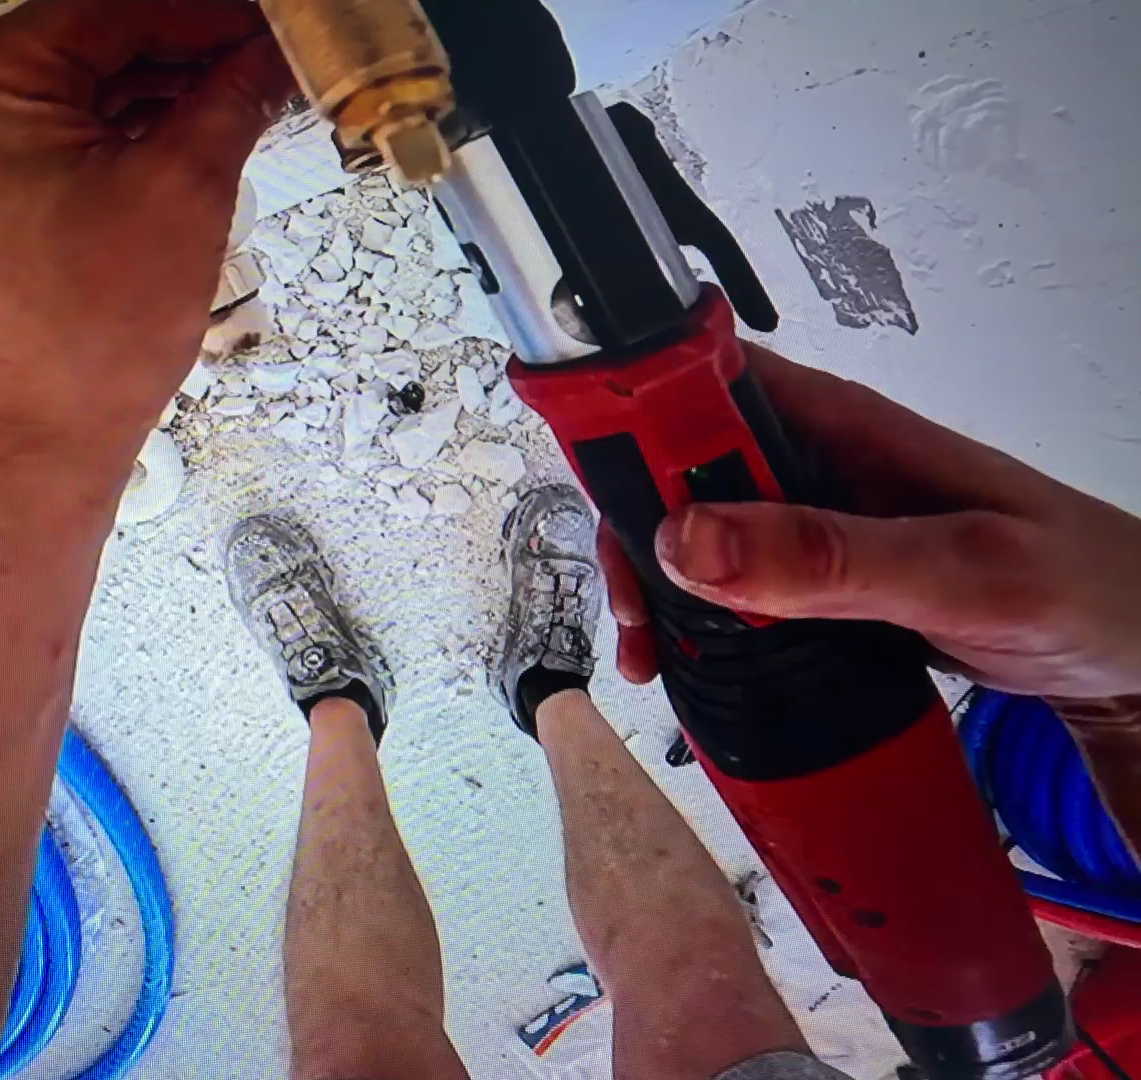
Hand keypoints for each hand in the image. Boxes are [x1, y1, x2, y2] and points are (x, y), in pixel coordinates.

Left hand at [0, 0, 292, 476]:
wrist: (45, 438)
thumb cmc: (87, 341)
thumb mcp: (180, 193)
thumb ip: (230, 97)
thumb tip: (270, 51)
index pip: (113, 6)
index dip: (206, 13)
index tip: (270, 19)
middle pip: (98, 41)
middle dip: (193, 51)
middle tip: (269, 59)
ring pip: (91, 91)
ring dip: (171, 93)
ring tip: (250, 96)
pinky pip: (77, 139)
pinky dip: (139, 135)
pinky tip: (201, 132)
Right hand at [600, 344, 1140, 701]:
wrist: (1131, 656)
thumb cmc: (1094, 592)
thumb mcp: (969, 570)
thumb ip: (829, 555)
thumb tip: (685, 539)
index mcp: (831, 426)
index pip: (698, 387)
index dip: (637, 419)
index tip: (615, 493)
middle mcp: (793, 465)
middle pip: (663, 468)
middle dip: (630, 531)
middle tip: (636, 600)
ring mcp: (784, 520)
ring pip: (671, 531)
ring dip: (643, 585)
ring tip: (650, 646)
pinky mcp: (783, 570)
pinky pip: (700, 579)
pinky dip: (672, 618)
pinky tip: (672, 654)